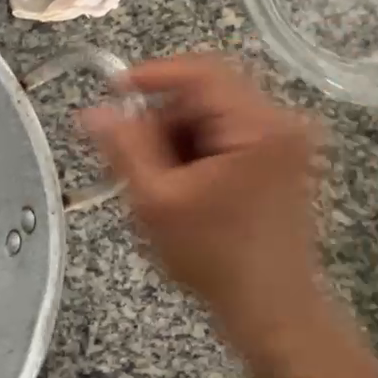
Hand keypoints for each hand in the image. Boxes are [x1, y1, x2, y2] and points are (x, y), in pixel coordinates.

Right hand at [80, 54, 324, 350]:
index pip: (201, 71)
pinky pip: (226, 142)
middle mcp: (282, 124)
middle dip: (159, 123)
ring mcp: (285, 146)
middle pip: (206, 96)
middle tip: (127, 161)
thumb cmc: (213, 255)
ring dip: (173, 144)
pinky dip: (193, 158)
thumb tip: (92, 111)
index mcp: (260, 125)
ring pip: (212, 121)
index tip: (108, 94)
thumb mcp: (155, 200)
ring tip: (152, 186)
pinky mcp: (280, 166)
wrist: (269, 306)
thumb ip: (123, 148)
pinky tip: (176, 192)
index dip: (150, 76)